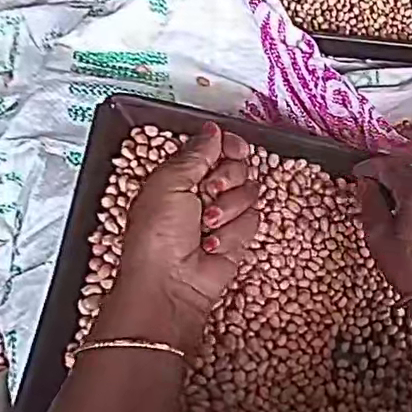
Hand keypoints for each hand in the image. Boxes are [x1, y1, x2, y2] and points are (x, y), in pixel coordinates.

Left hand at [94, 122, 259, 346]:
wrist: (171, 280)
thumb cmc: (158, 235)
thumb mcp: (169, 182)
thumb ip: (196, 153)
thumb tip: (213, 130)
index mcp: (183, 174)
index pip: (217, 149)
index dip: (229, 147)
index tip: (235, 149)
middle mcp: (205, 193)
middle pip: (238, 169)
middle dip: (227, 180)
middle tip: (209, 193)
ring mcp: (224, 216)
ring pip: (249, 196)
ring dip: (227, 211)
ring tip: (206, 227)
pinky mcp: (238, 238)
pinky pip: (253, 222)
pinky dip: (233, 234)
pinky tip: (213, 245)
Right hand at [354, 154, 411, 295]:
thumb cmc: (404, 265)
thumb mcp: (377, 234)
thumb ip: (370, 201)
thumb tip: (366, 183)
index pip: (389, 168)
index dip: (369, 167)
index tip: (357, 172)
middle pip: (406, 168)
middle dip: (385, 171)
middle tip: (367, 179)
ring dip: (399, 181)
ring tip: (381, 193)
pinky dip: (411, 193)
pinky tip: (399, 204)